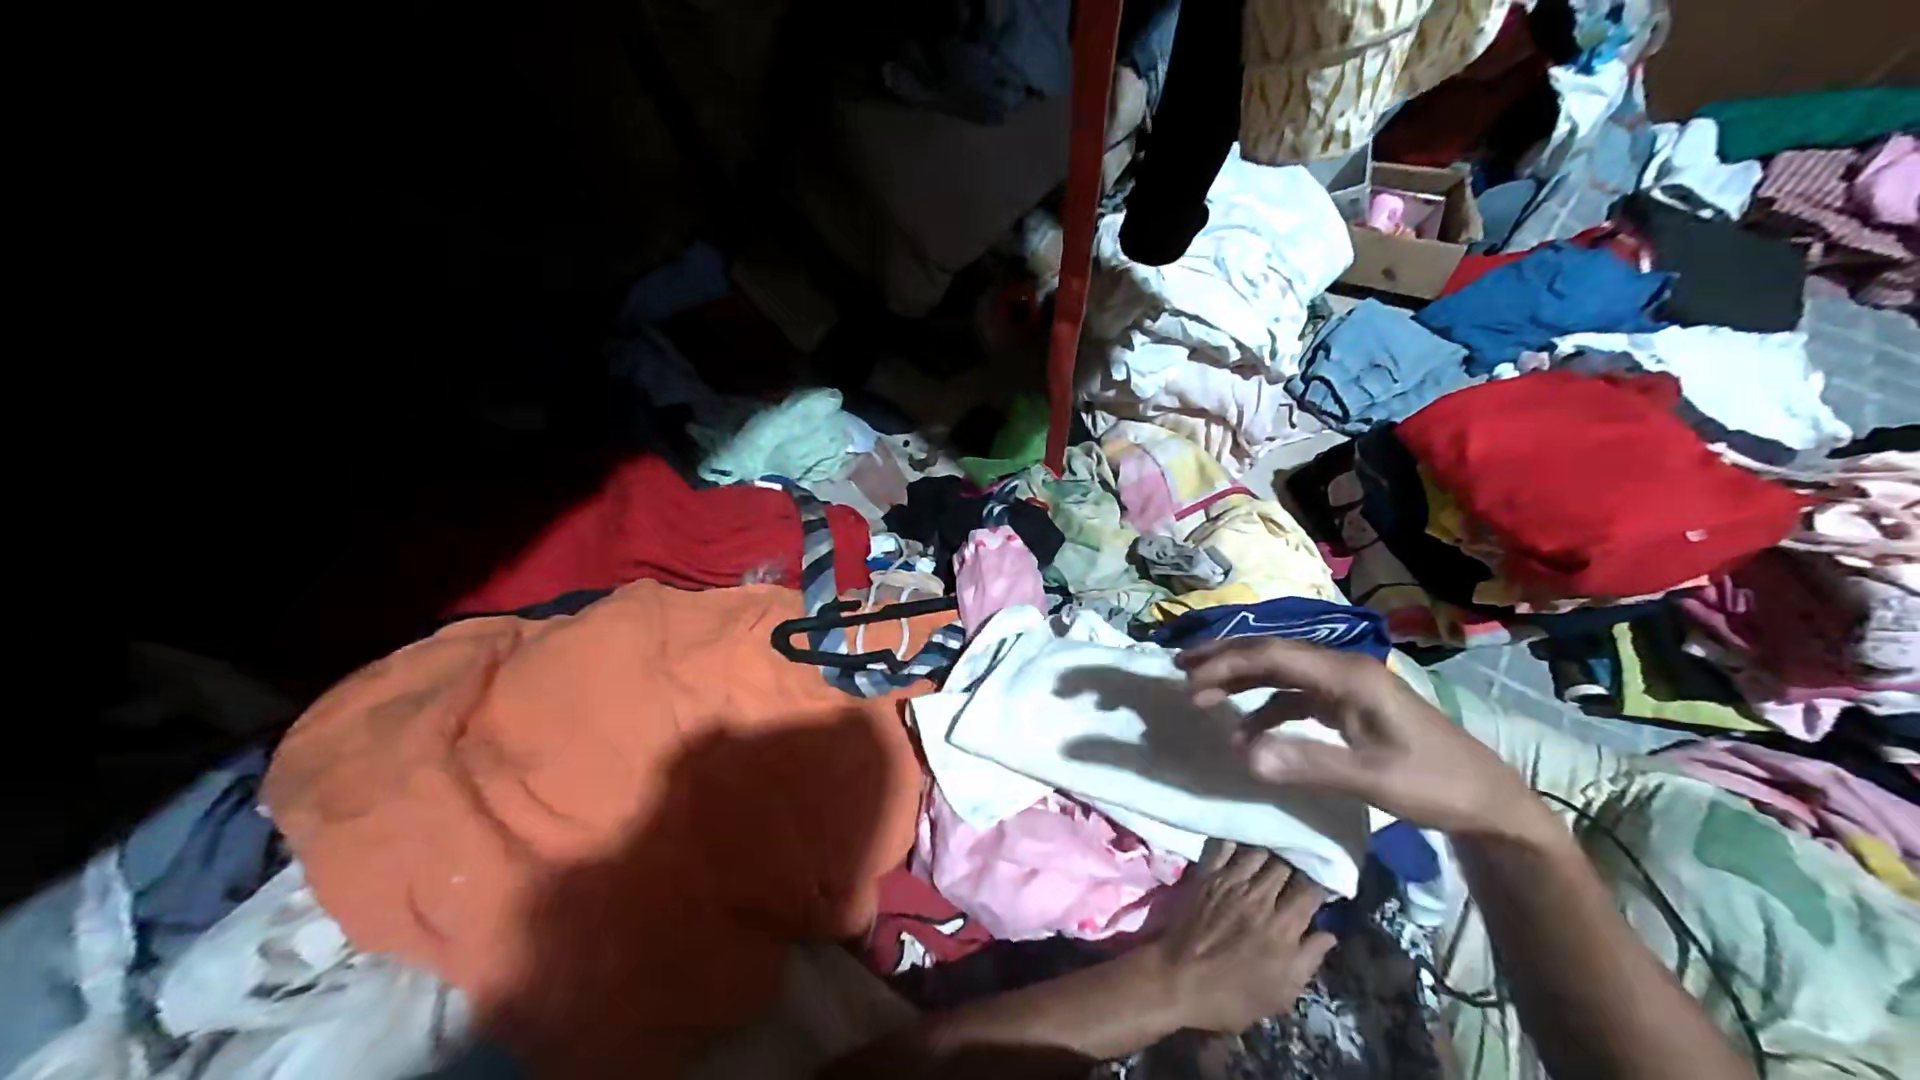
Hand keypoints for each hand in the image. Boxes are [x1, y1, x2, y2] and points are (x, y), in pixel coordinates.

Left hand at [1147, 843, 1334, 1033]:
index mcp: (1283, 926)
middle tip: (1300, 865)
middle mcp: (1259, 897)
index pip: (1309, 891)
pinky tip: (1242, 843)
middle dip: (1296, 864)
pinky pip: (1224, 849)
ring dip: (1269, 852)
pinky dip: (1236, 844)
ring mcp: (1230, 883)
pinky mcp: (1206, 876)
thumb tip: (1328, 934)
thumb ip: (1308, 959)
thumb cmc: (1233, 995)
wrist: (1178, 978)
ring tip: (1275, 852)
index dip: (1320, 885)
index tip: (1323, 886)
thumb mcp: (1281, 992)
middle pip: (1285, 866)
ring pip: (1257, 853)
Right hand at [1175, 638, 1553, 841]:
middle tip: (1179, 668)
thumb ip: (1308, 763)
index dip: (1227, 662)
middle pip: (1271, 652)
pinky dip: (1262, 707)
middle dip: (1223, 657)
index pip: (1273, 656)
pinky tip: (1244, 730)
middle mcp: (1341, 668)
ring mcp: (1343, 685)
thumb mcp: (1373, 778)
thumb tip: (1242, 755)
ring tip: (1198, 689)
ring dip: (1238, 677)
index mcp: (1347, 675)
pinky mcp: (1345, 703)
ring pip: (1277, 669)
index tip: (1188, 679)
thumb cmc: (1434, 783)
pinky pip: (1290, 695)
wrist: (1488, 799)